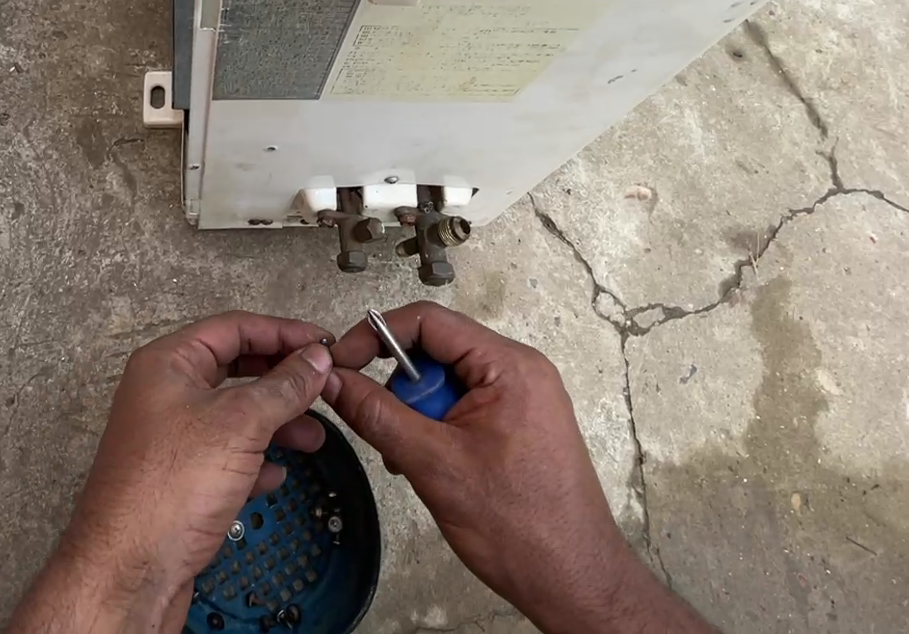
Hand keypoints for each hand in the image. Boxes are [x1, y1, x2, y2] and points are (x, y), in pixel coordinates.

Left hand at [6, 312, 337, 632]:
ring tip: (313, 436)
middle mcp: (165, 393)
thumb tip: (315, 359)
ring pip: (233, 415)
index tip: (322, 343)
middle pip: (235, 368)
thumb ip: (284, 386)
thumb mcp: (240, 423)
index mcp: (168, 363)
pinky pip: (225, 455)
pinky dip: (254, 460)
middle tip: (322, 385)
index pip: (234, 328)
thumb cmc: (168, 489)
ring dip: (276, 422)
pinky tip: (276, 474)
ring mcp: (169, 437)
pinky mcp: (178, 479)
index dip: (282, 331)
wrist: (128, 573)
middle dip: (282, 379)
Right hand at [326, 303, 713, 633]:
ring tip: (409, 458)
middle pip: (433, 349)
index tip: (341, 363)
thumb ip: (377, 415)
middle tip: (379, 425)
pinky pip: (457, 404)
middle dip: (398, 386)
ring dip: (413, 413)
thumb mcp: (434, 465)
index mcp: (507, 365)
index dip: (376, 334)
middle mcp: (516, 369)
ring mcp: (518, 396)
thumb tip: (331, 381)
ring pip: (441, 380)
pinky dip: (432, 427)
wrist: (577, 587)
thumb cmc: (518, 526)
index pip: (427, 320)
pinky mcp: (513, 422)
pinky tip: (427, 463)